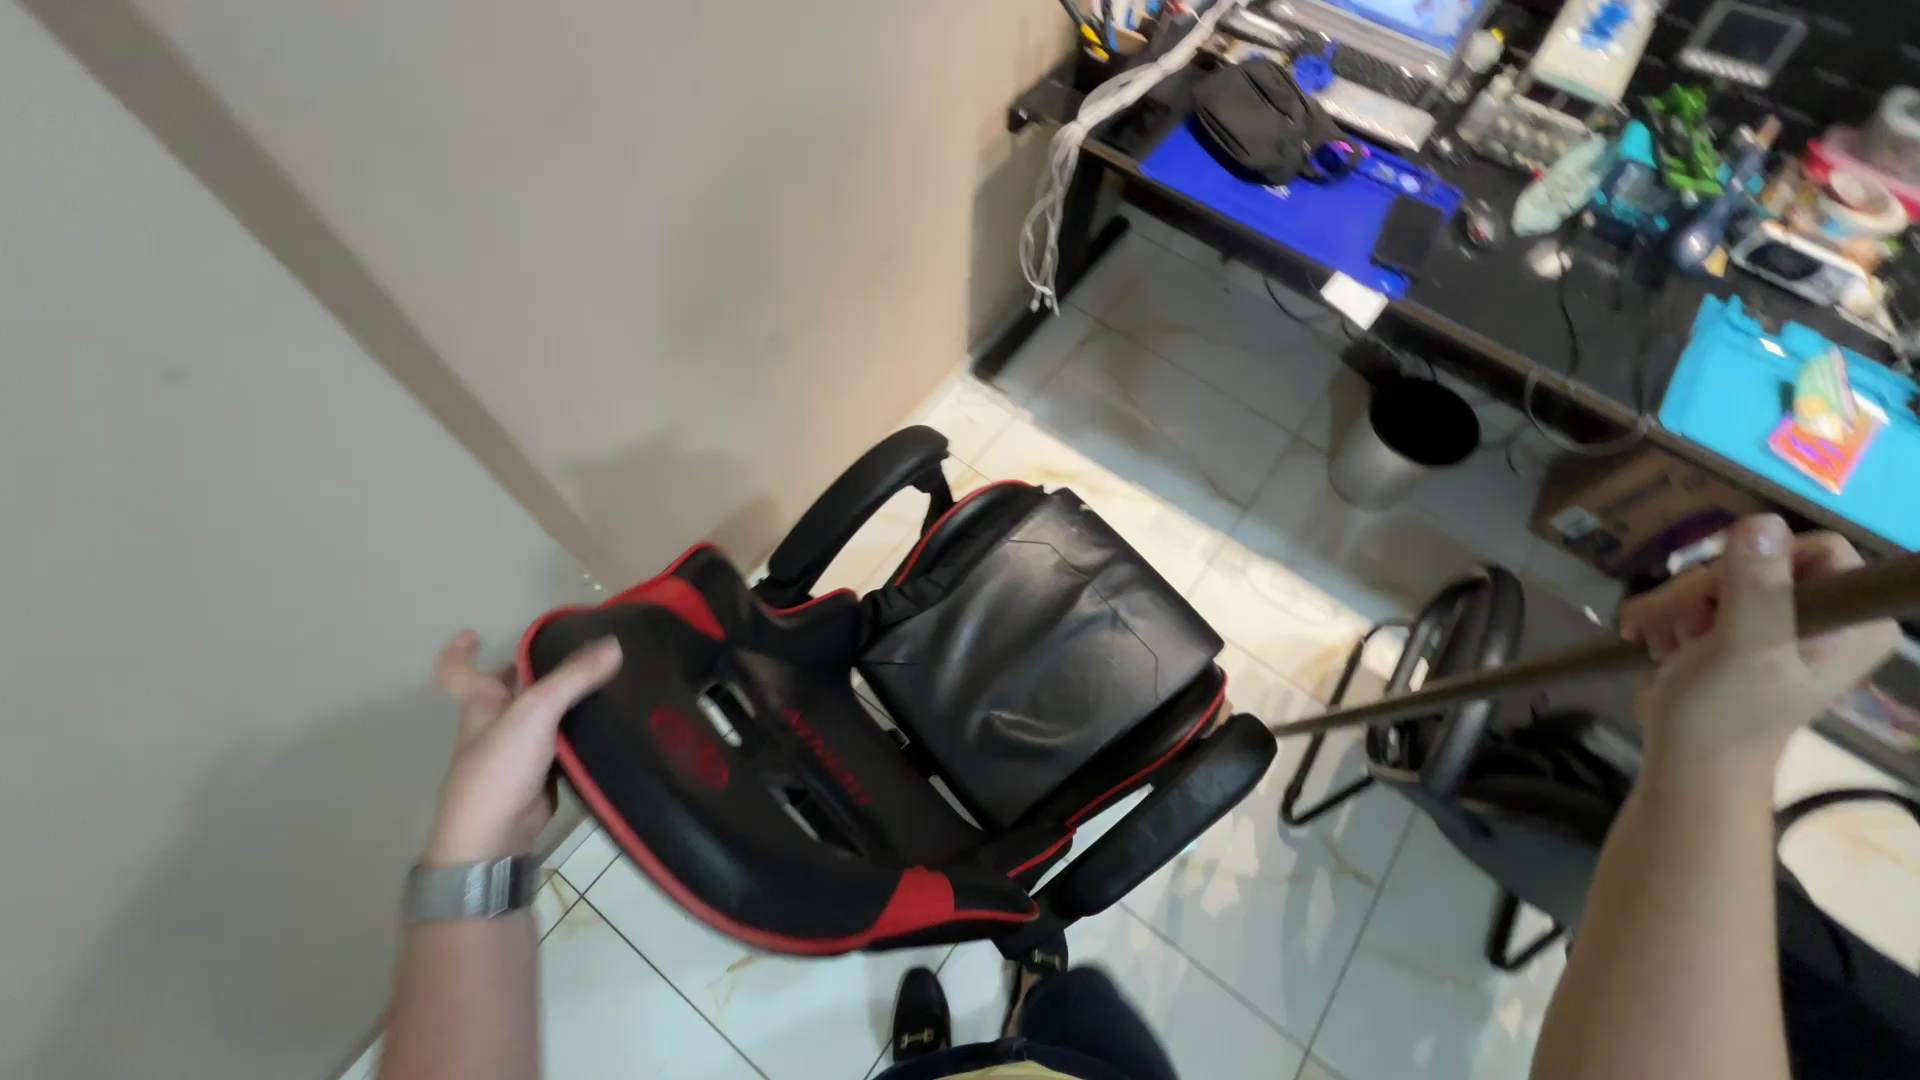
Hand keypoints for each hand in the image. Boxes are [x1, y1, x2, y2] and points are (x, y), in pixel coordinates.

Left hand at [425, 630, 621, 863]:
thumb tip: (614, 642)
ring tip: (603, 680)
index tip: (474, 633)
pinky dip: (577, 731)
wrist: (495, 837)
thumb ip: (574, 677)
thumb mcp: (536, 711)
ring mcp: (516, 752)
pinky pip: (560, 743)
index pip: (457, 672)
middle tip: (565, 653)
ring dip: (562, 700)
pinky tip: (605, 722)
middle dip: (526, 671)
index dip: (460, 651)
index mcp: (480, 705)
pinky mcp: (540, 775)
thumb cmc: (500, 767)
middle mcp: (494, 725)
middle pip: (505, 690)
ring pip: (538, 716)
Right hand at [1619, 515, 1899, 782]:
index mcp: (1850, 619)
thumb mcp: (1745, 649)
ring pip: (1708, 579)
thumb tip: (1757, 521)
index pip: (1816, 550)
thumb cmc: (1725, 712)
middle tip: (1683, 629)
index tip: (1726, 597)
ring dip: (1670, 608)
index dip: (1762, 563)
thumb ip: (1758, 588)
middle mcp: (1817, 614)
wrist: (1686, 756)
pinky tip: (1651, 641)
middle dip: (1699, 593)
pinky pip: (1683, 597)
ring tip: (1661, 643)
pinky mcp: (1724, 629)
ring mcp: (1767, 621)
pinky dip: (1658, 616)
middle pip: (1748, 562)